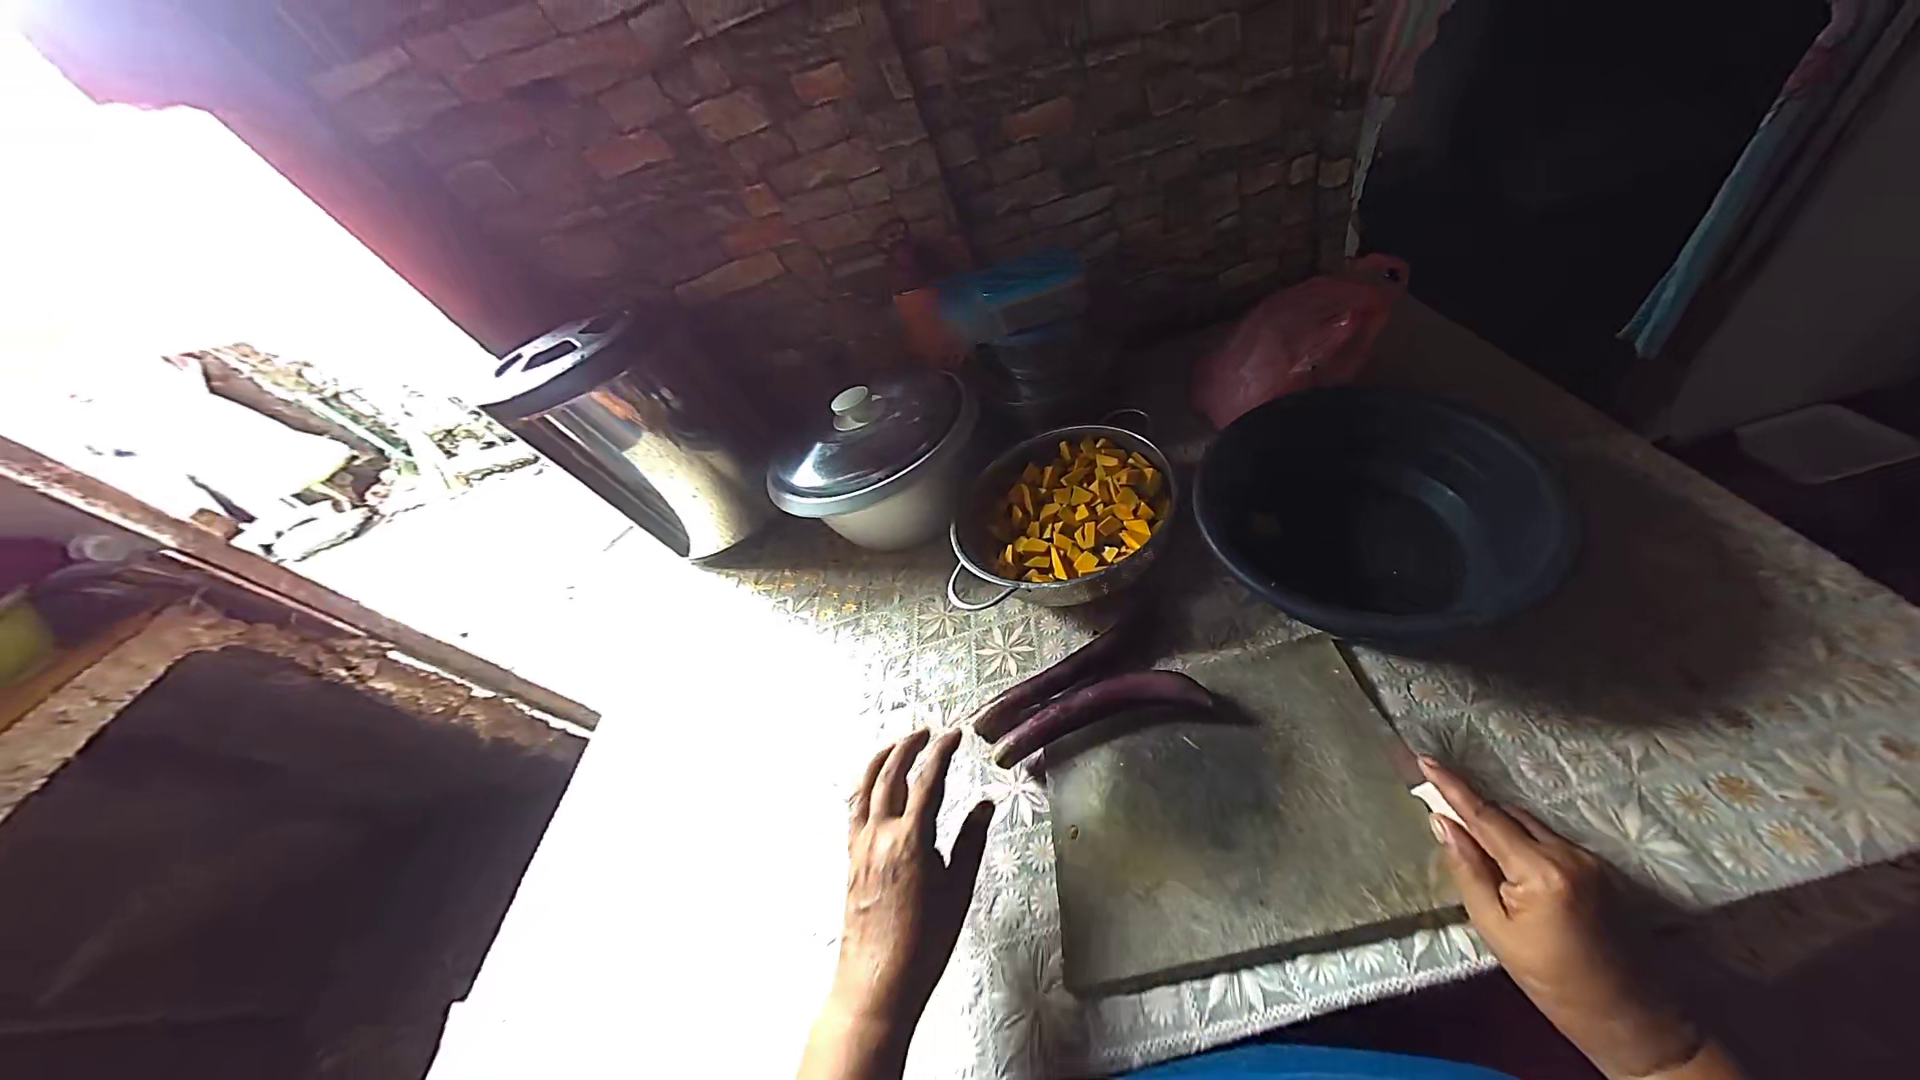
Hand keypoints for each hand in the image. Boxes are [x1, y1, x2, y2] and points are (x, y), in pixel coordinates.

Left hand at [800, 730, 993, 1079]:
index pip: (929, 779)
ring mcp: (862, 845)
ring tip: (898, 743)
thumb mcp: (958, 891)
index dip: (943, 751)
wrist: (878, 982)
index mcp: (911, 840)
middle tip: (928, 731)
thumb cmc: (922, 944)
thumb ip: (971, 841)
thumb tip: (984, 806)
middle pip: (892, 773)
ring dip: (884, 758)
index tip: (955, 735)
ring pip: (868, 785)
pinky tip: (873, 784)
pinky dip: (865, 785)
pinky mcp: (852, 857)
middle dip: (910, 745)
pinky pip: (855, 808)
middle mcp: (881, 835)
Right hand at [1420, 758, 1712, 1079]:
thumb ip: (1467, 868)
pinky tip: (1513, 870)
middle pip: (1508, 814)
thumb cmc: (1554, 981)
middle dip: (1475, 811)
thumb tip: (1442, 822)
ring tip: (1479, 852)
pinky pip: (1548, 841)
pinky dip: (1522, 843)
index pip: (1485, 816)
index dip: (1451, 786)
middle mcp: (1570, 856)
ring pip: (1529, 825)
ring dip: (1499, 828)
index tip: (1425, 760)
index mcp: (1542, 871)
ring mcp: (1592, 863)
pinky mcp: (1603, 872)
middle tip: (1442, 814)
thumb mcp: (1495, 928)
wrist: (1636, 1023)